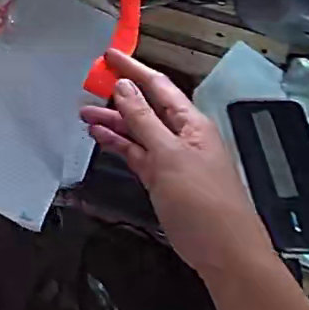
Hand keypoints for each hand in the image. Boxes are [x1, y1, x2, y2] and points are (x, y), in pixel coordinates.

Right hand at [80, 49, 273, 277]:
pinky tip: (99, 136)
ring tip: (84, 113)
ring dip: (113, 121)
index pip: (159, 86)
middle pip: (146, 107)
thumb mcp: (169, 155)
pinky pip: (137, 152)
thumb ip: (143, 119)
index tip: (110, 55)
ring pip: (138, 130)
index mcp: (191, 123)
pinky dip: (118, 144)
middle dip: (118, 95)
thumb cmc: (203, 202)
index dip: (133, 69)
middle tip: (88, 84)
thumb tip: (125, 87)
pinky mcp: (162, 179)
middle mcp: (182, 136)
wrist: (225, 254)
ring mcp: (171, 158)